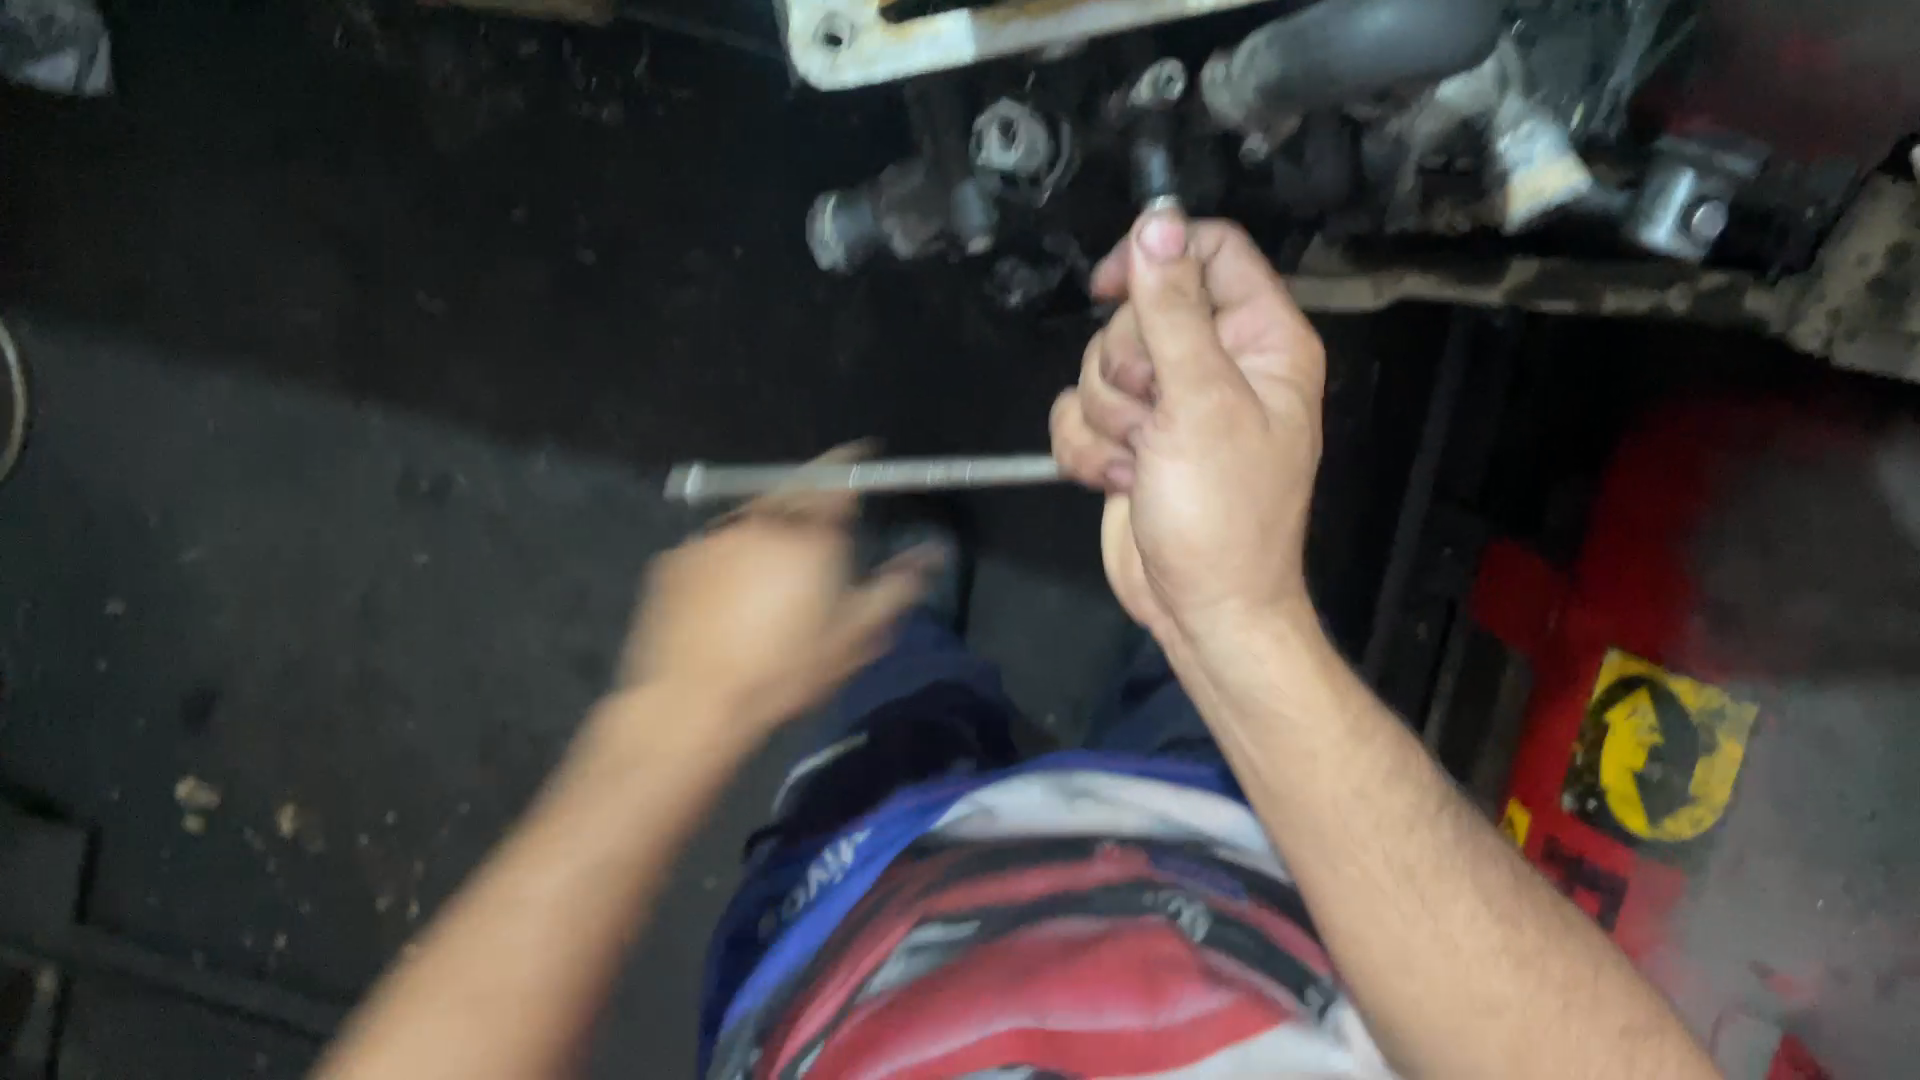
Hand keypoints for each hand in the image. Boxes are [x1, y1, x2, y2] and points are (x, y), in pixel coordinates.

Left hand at [615, 452, 933, 746]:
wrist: (696, 702)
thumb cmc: (786, 669)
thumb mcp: (856, 635)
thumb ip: (899, 585)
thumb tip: (933, 552)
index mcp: (811, 533)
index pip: (837, 474)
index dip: (852, 463)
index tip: (862, 455)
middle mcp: (760, 520)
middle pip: (794, 490)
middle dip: (812, 498)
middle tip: (822, 527)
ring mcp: (712, 536)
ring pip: (754, 517)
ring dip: (771, 529)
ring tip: (775, 573)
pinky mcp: (676, 558)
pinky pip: (717, 543)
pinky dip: (731, 554)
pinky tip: (732, 594)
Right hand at [1050, 208, 1326, 653]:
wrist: (1198, 605)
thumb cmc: (1223, 514)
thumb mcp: (1201, 404)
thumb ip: (1173, 311)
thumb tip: (1157, 221)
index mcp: (1258, 341)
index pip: (1207, 253)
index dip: (1155, 259)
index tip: (1111, 290)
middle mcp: (1214, 364)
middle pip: (1138, 313)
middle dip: (1127, 370)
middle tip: (1155, 415)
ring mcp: (1166, 405)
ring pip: (1098, 367)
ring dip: (1107, 419)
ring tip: (1143, 459)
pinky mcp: (1127, 441)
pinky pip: (1077, 414)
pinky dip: (1086, 450)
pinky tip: (1119, 479)